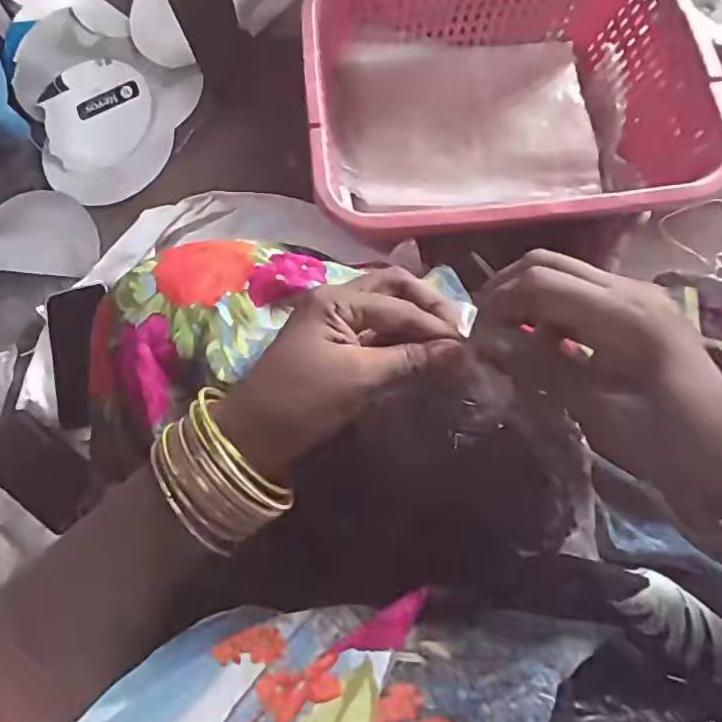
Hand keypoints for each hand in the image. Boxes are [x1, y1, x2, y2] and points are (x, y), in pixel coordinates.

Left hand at [216, 268, 464, 479]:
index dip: (434, 324)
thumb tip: (459, 350)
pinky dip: (399, 336)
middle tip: (457, 332)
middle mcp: (335, 299)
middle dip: (426, 306)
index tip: (467, 345)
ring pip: (384, 307)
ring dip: (414, 320)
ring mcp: (333, 319)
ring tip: (447, 341)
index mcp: (335, 299)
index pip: (397, 303)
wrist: (254, 433)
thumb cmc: (301, 401)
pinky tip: (422, 351)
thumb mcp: (358, 379)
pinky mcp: (335, 341)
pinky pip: (375, 329)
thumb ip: (408, 360)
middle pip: (391, 288)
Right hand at [474, 250, 721, 522]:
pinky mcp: (636, 309)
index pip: (540, 281)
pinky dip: (548, 310)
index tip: (477, 341)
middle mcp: (631, 290)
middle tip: (484, 332)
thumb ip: (541, 367)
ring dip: (525, 299)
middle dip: (505, 291)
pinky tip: (543, 344)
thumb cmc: (670, 443)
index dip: (497, 304)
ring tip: (509, 341)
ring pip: (560, 273)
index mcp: (626, 315)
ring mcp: (637, 295)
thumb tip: (486, 341)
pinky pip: (578, 292)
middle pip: (546, 263)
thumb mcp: (598, 411)